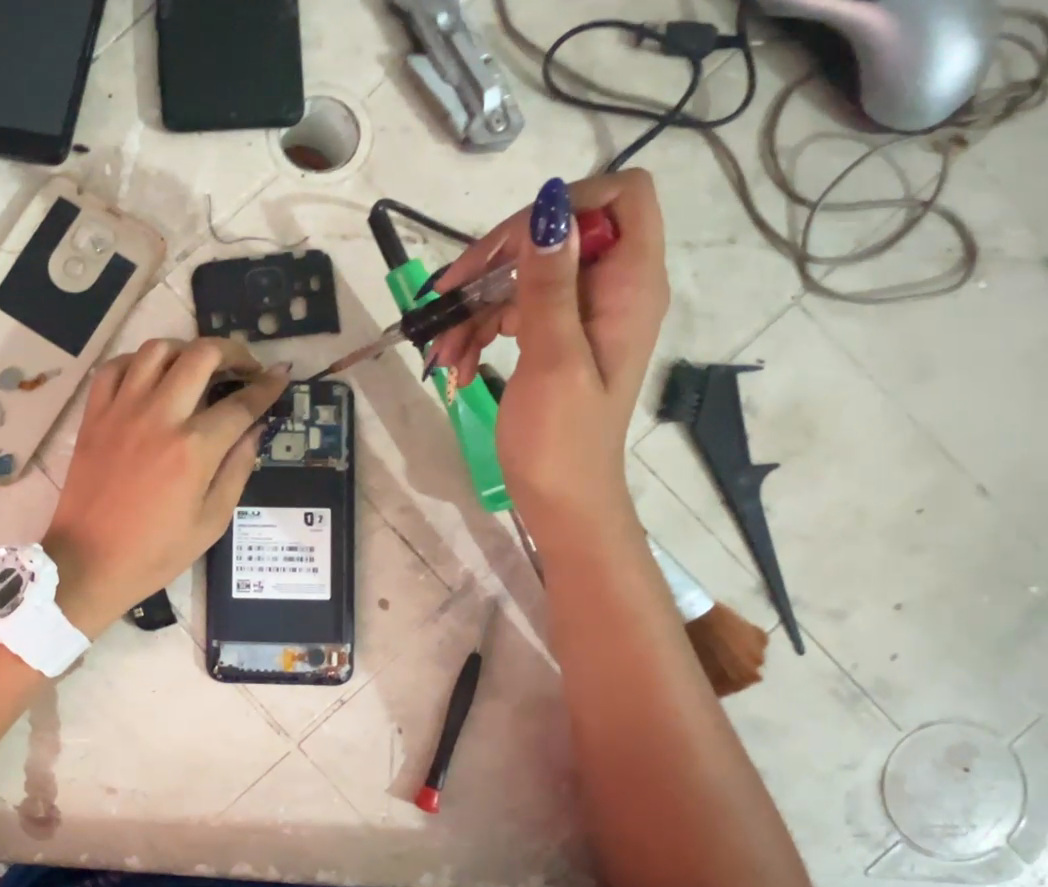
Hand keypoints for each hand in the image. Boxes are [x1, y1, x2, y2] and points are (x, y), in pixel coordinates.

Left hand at [43, 338, 288, 635]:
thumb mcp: (211, 522)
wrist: (87, 563)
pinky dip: (137, 361)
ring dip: (185, 350)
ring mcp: (121, 411)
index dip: (267, 386)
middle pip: (202, 355)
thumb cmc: (153, 553)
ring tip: (197, 368)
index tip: (279, 377)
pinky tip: (151, 377)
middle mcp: (160, 417)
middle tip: (242, 368)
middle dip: (233, 352)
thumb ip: (237, 469)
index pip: (242, 402)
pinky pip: (115, 367)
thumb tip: (254, 430)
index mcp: (194, 449)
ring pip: (157, 350)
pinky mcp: (93, 415)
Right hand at [427, 170, 668, 538]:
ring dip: (474, 308)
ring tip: (443, 354)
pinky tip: (456, 368)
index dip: (567, 205)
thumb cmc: (562, 438)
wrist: (561, 500)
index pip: (623, 197)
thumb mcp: (552, 358)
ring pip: (523, 276)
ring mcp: (580, 314)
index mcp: (630, 286)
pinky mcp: (553, 337)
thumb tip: (548, 210)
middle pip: (557, 233)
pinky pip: (511, 312)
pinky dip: (478, 333)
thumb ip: (549, 284)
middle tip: (448, 295)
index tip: (511, 245)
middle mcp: (611, 289)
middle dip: (496, 262)